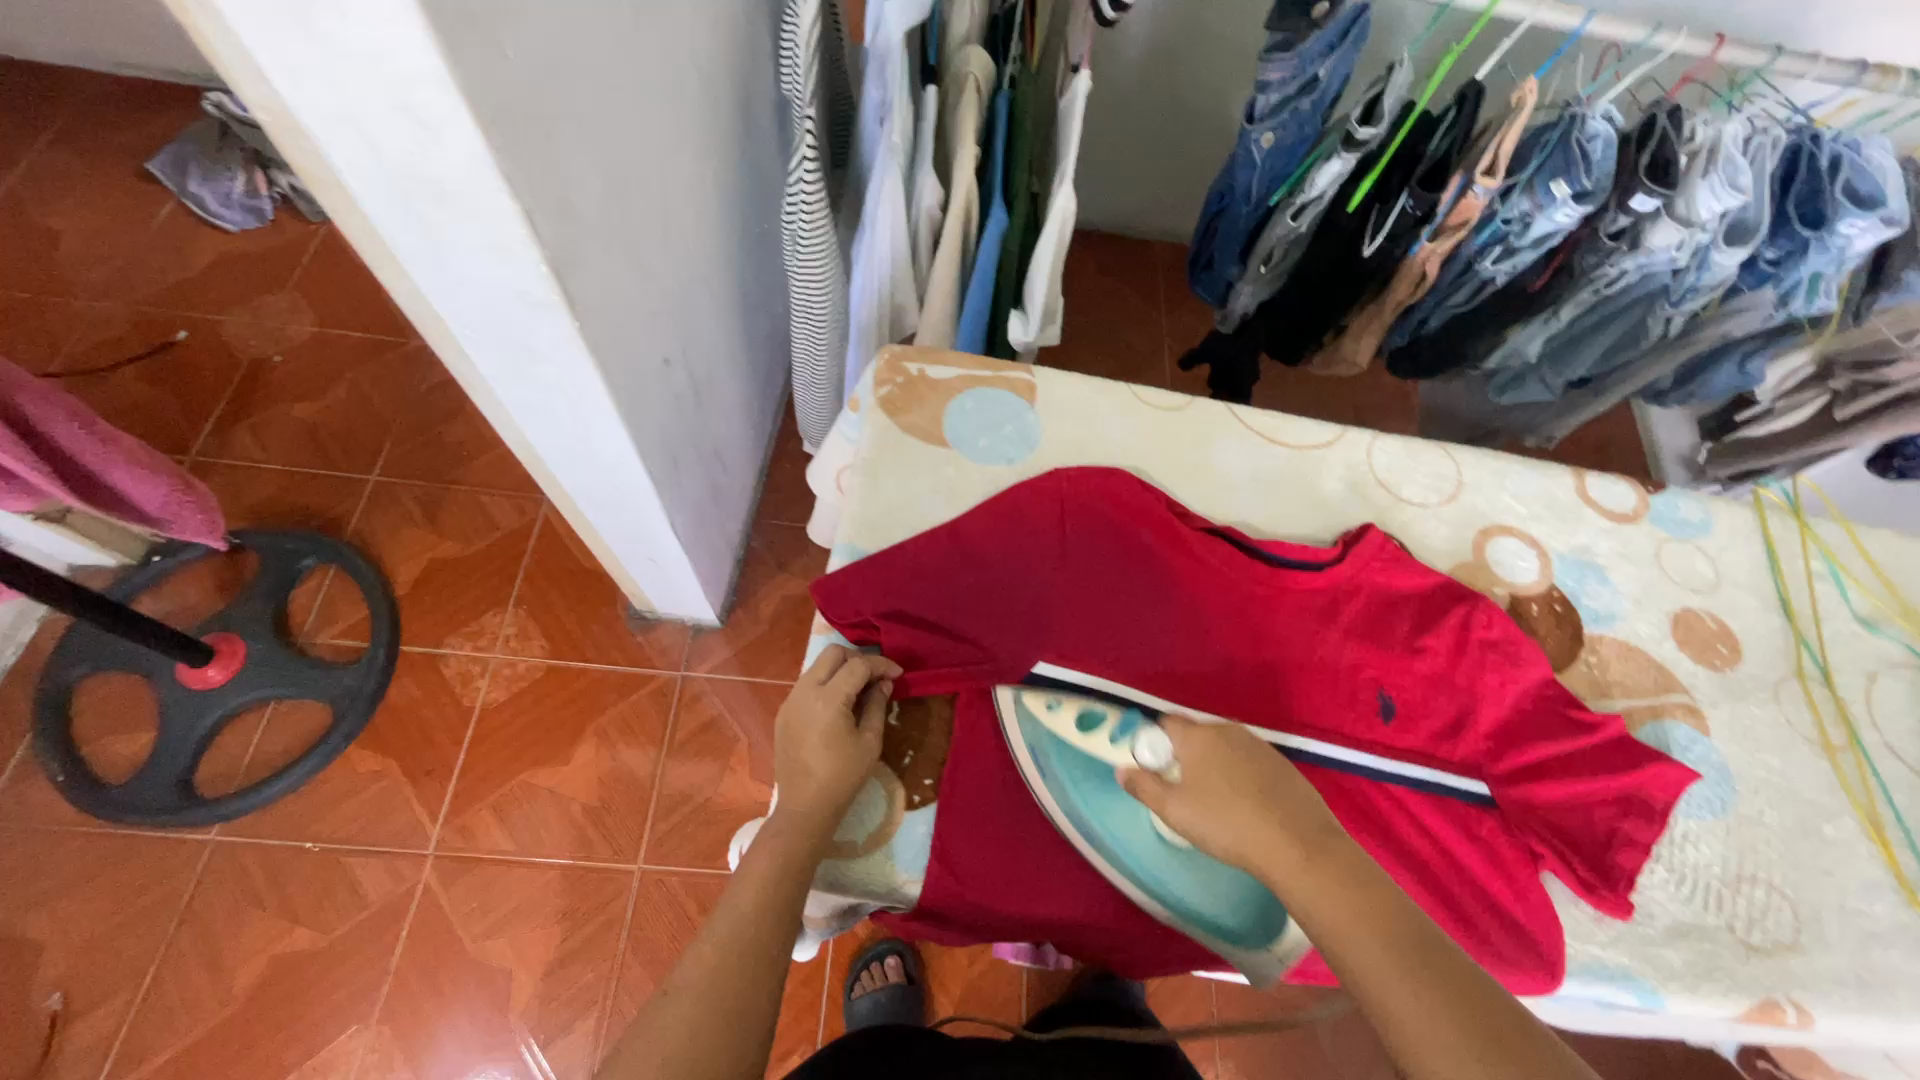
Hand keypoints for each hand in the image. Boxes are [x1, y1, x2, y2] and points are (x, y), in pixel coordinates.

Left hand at [772, 646, 903, 838]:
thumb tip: (883, 684)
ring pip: (817, 667)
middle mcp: (805, 691)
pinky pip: (806, 685)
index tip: (898, 674)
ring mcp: (790, 701)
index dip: (881, 665)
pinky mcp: (783, 713)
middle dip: (857, 658)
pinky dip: (825, 684)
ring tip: (859, 690)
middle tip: (876, 677)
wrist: (805, 807)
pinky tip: (838, 705)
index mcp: (828, 699)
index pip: (858, 665)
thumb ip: (877, 706)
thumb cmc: (843, 777)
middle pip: (832, 653)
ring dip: (840, 670)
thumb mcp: (869, 742)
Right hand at [1118, 715, 1349, 877]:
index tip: (1155, 769)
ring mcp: (1260, 745)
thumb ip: (1143, 786)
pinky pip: (1250, 762)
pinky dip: (1242, 776)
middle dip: (1185, 755)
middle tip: (1184, 791)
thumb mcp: (1174, 811)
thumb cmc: (1226, 823)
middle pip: (1196, 735)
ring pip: (1225, 748)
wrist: (1298, 844)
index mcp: (1197, 736)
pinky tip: (1247, 806)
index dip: (1155, 741)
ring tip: (1217, 802)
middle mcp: (1228, 731)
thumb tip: (1122, 769)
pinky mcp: (1283, 764)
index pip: (1166, 722)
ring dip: (1215, 766)